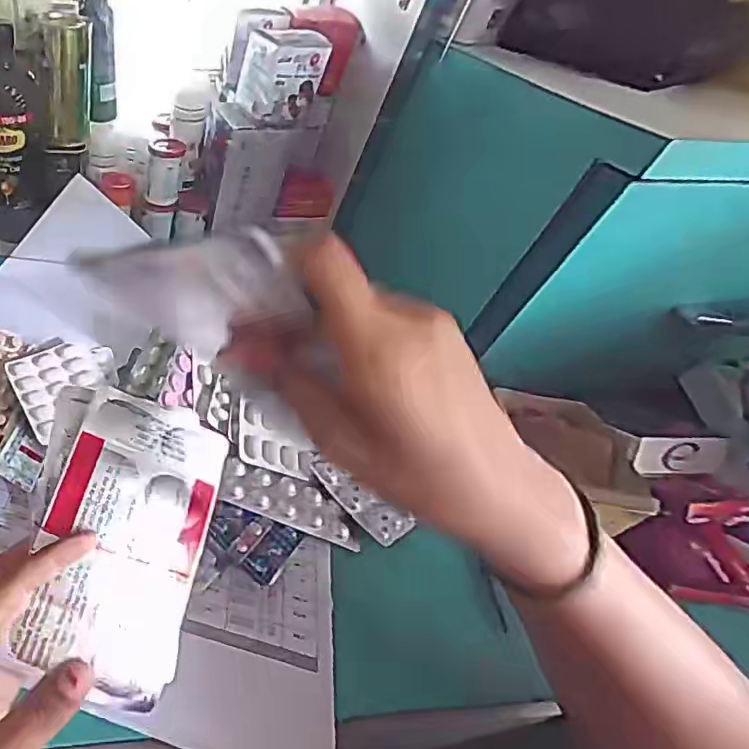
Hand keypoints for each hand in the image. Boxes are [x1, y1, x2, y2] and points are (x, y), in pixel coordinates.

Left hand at [0, 534, 96, 748]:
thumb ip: (41, 714)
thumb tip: (85, 663)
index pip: (9, 591)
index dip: (48, 560)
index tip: (85, 539)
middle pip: (2, 583)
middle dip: (40, 552)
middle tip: (82, 534)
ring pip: (8, 603)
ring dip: (41, 577)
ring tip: (80, 561)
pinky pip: (17, 632)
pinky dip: (43, 612)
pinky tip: (68, 618)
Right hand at [228, 236, 586, 592]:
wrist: (500, 488)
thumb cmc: (426, 477)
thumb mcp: (338, 439)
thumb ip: (288, 382)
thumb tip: (248, 350)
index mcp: (378, 344)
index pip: (324, 260)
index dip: (283, 263)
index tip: (259, 293)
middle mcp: (407, 320)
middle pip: (330, 284)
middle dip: (291, 312)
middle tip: (266, 348)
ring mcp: (429, 321)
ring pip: (353, 299)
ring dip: (321, 324)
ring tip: (309, 368)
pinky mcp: (440, 330)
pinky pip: (380, 314)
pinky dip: (352, 333)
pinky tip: (348, 373)